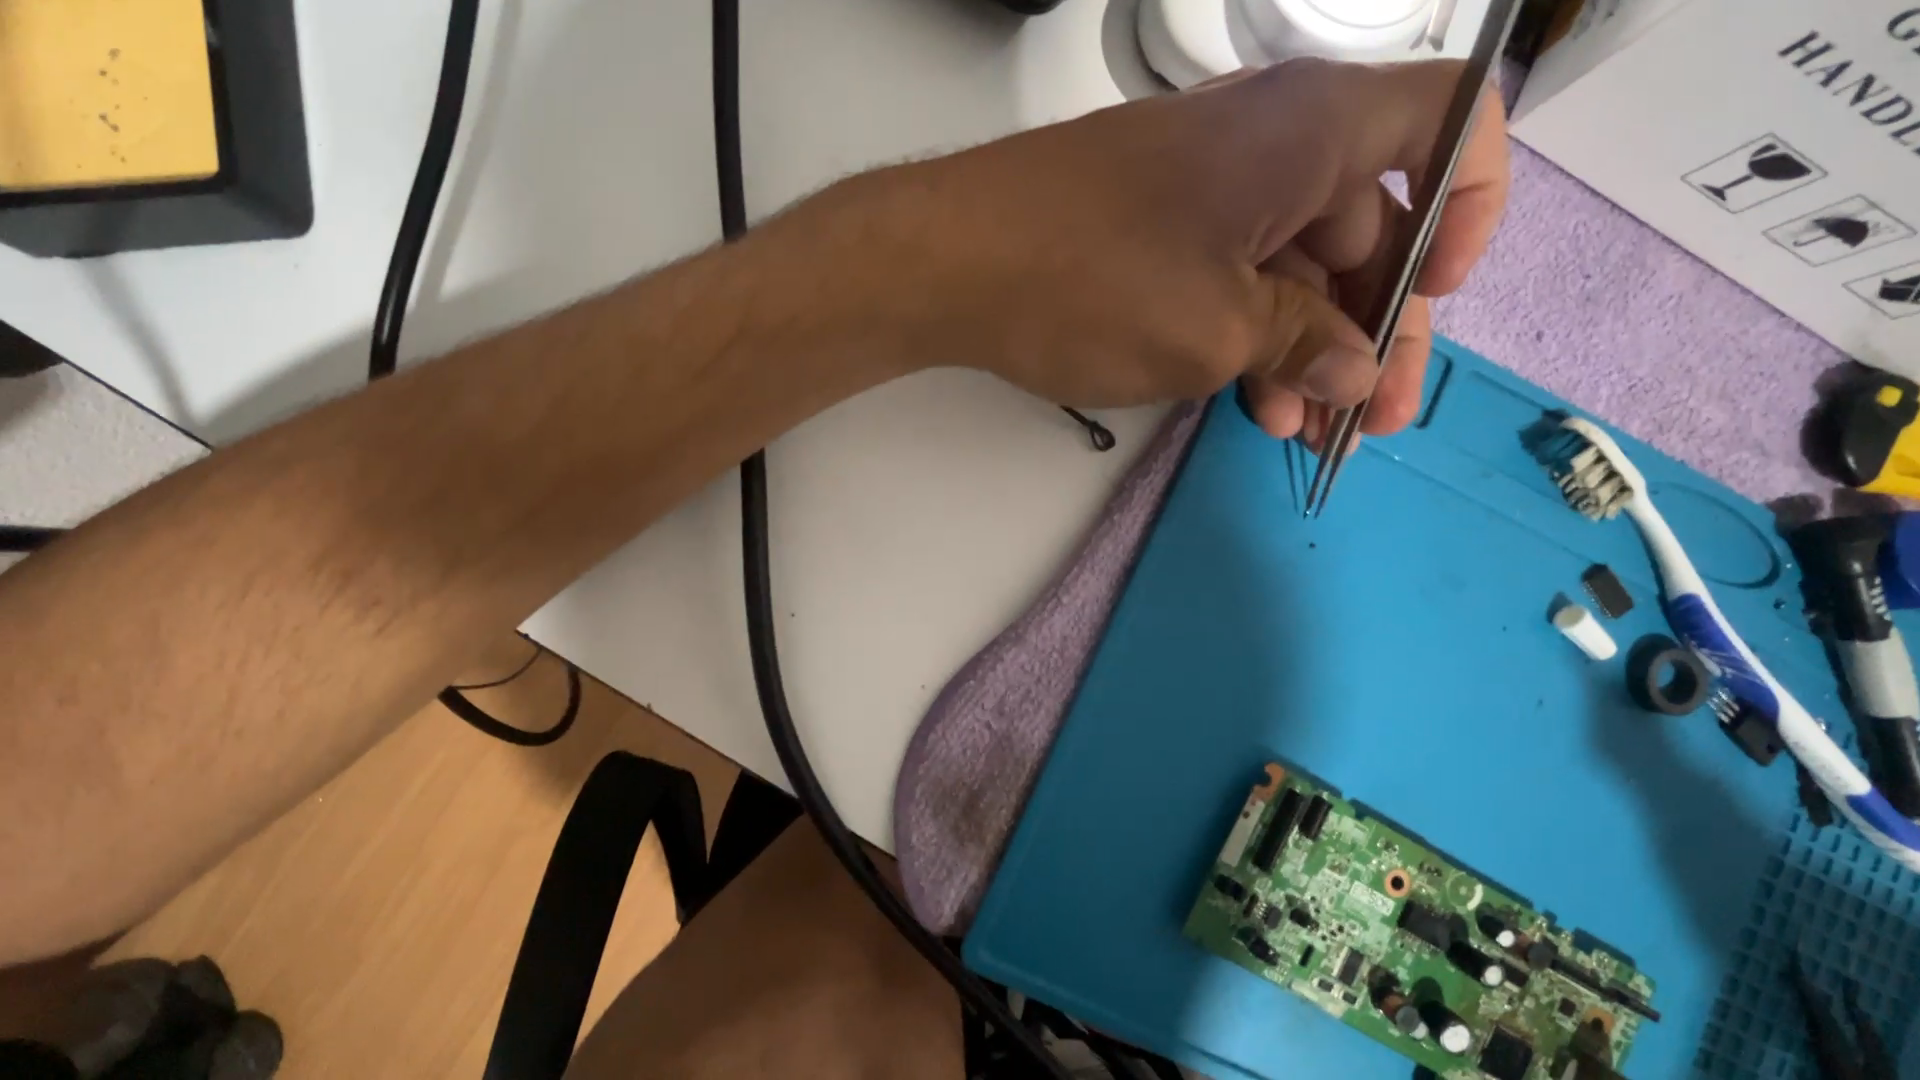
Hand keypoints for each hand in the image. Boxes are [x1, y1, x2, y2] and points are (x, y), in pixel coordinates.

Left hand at [802, 59, 1508, 432]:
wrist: (947, 261)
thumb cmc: (1095, 282)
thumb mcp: (1216, 330)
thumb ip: (1304, 345)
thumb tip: (1357, 371)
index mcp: (1312, 129)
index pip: (1451, 124)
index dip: (1472, 207)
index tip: (1442, 295)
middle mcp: (1271, 141)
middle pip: (1369, 222)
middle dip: (1374, 328)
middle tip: (1371, 420)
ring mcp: (1208, 187)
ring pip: (1295, 264)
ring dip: (1309, 349)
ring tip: (1304, 431)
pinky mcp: (1160, 230)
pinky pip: (1235, 274)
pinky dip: (1252, 334)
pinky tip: (1254, 403)